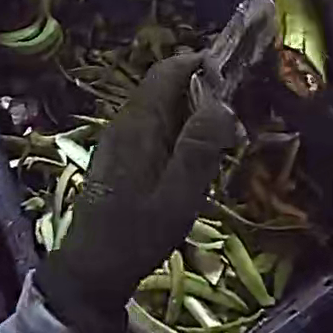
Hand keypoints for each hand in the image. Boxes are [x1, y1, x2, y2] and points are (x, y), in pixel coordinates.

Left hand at [36, 53, 239, 332]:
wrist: (93, 269)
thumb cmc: (137, 234)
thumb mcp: (177, 197)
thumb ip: (198, 149)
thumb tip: (223, 103)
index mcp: (139, 123)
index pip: (168, 70)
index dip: (200, 63)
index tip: (235, 74)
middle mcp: (128, 120)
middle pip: (166, 85)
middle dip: (203, 88)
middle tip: (239, 108)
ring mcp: (123, 136)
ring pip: (162, 106)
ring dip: (194, 110)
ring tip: (227, 132)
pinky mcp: (124, 153)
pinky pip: (156, 126)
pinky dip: (181, 128)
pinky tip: (200, 154)